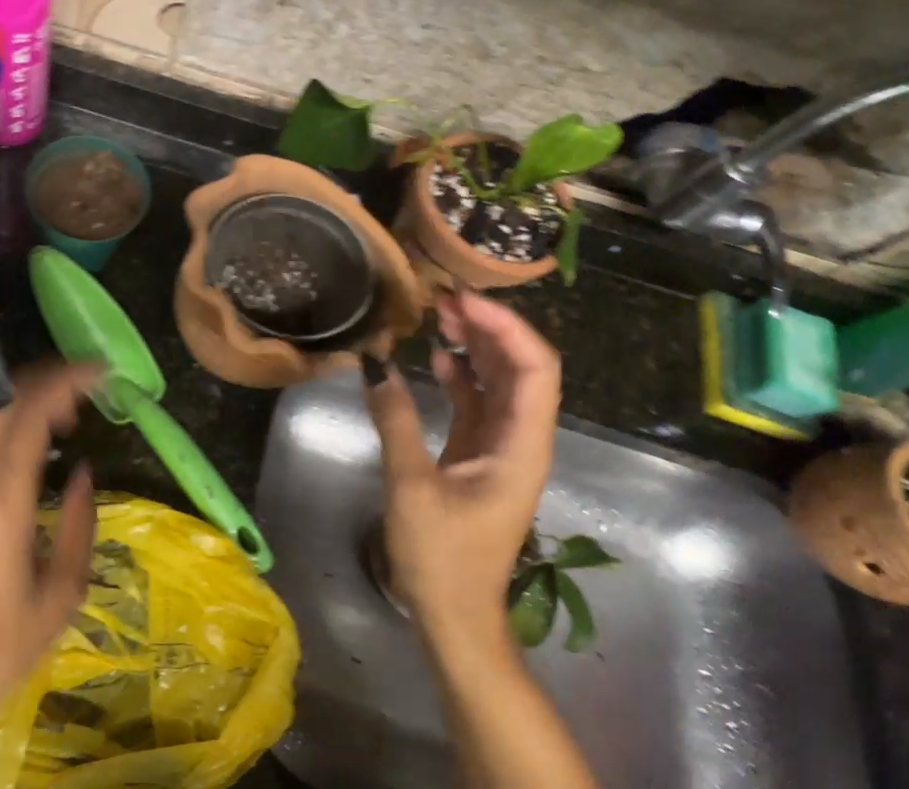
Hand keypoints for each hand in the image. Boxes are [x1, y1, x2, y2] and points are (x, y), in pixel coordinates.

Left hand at [0, 362, 99, 788]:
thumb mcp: (59, 596)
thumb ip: (78, 526)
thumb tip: (82, 474)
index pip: (29, 414)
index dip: (65, 381)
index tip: (98, 372)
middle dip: (42, 381)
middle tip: (82, 390)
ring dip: (19, 405)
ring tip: (59, 420)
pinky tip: (22, 455)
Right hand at [364, 288, 560, 642]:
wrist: (455, 614)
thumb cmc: (441, 556)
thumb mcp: (410, 486)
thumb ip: (395, 420)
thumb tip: (374, 364)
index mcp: (521, 445)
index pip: (534, 369)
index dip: (505, 327)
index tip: (462, 299)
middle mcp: (521, 439)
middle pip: (521, 368)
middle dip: (489, 326)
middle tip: (444, 294)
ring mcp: (501, 447)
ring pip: (499, 382)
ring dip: (475, 346)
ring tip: (439, 312)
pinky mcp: (478, 456)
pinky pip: (478, 402)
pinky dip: (460, 374)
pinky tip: (436, 355)